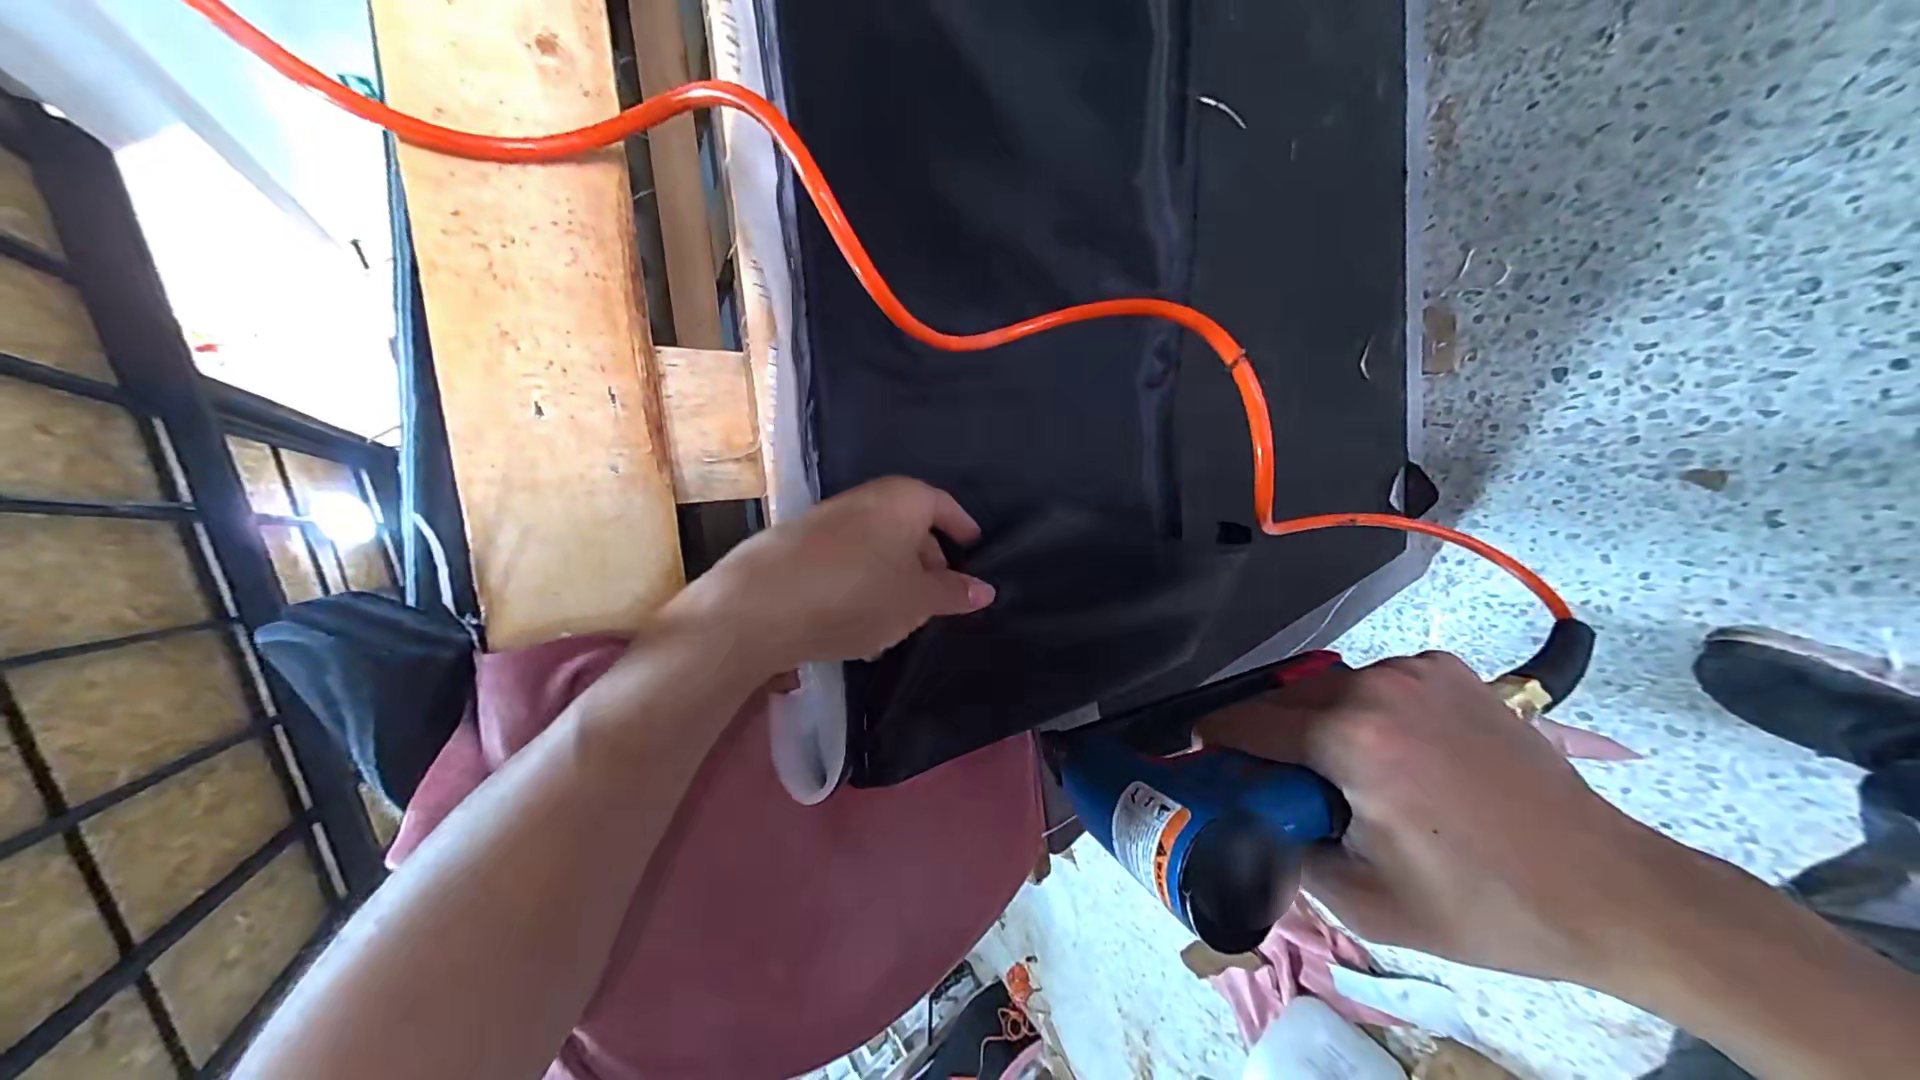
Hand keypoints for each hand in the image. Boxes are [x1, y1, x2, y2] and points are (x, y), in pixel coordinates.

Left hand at [669, 477, 994, 676]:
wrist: (758, 605)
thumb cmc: (856, 594)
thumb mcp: (916, 601)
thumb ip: (952, 593)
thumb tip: (985, 589)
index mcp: (902, 499)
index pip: (945, 507)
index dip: (963, 531)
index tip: (974, 554)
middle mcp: (865, 498)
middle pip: (910, 526)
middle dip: (927, 562)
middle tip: (936, 600)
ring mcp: (827, 518)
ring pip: (876, 546)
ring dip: (892, 579)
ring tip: (897, 621)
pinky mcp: (797, 543)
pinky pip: (846, 559)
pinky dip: (860, 583)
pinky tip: (856, 621)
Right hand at [1196, 651, 1684, 986]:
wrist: (1611, 890)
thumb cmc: (1484, 905)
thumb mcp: (1365, 902)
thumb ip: (1288, 854)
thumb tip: (1251, 824)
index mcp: (1350, 741)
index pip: (1249, 722)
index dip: (1216, 735)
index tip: (1198, 746)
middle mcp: (1376, 689)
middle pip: (1286, 700)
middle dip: (1266, 732)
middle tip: (1268, 772)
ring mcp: (1417, 672)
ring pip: (1331, 686)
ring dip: (1315, 718)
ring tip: (1331, 764)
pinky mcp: (1449, 671)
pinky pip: (1377, 681)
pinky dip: (1365, 706)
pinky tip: (1388, 745)